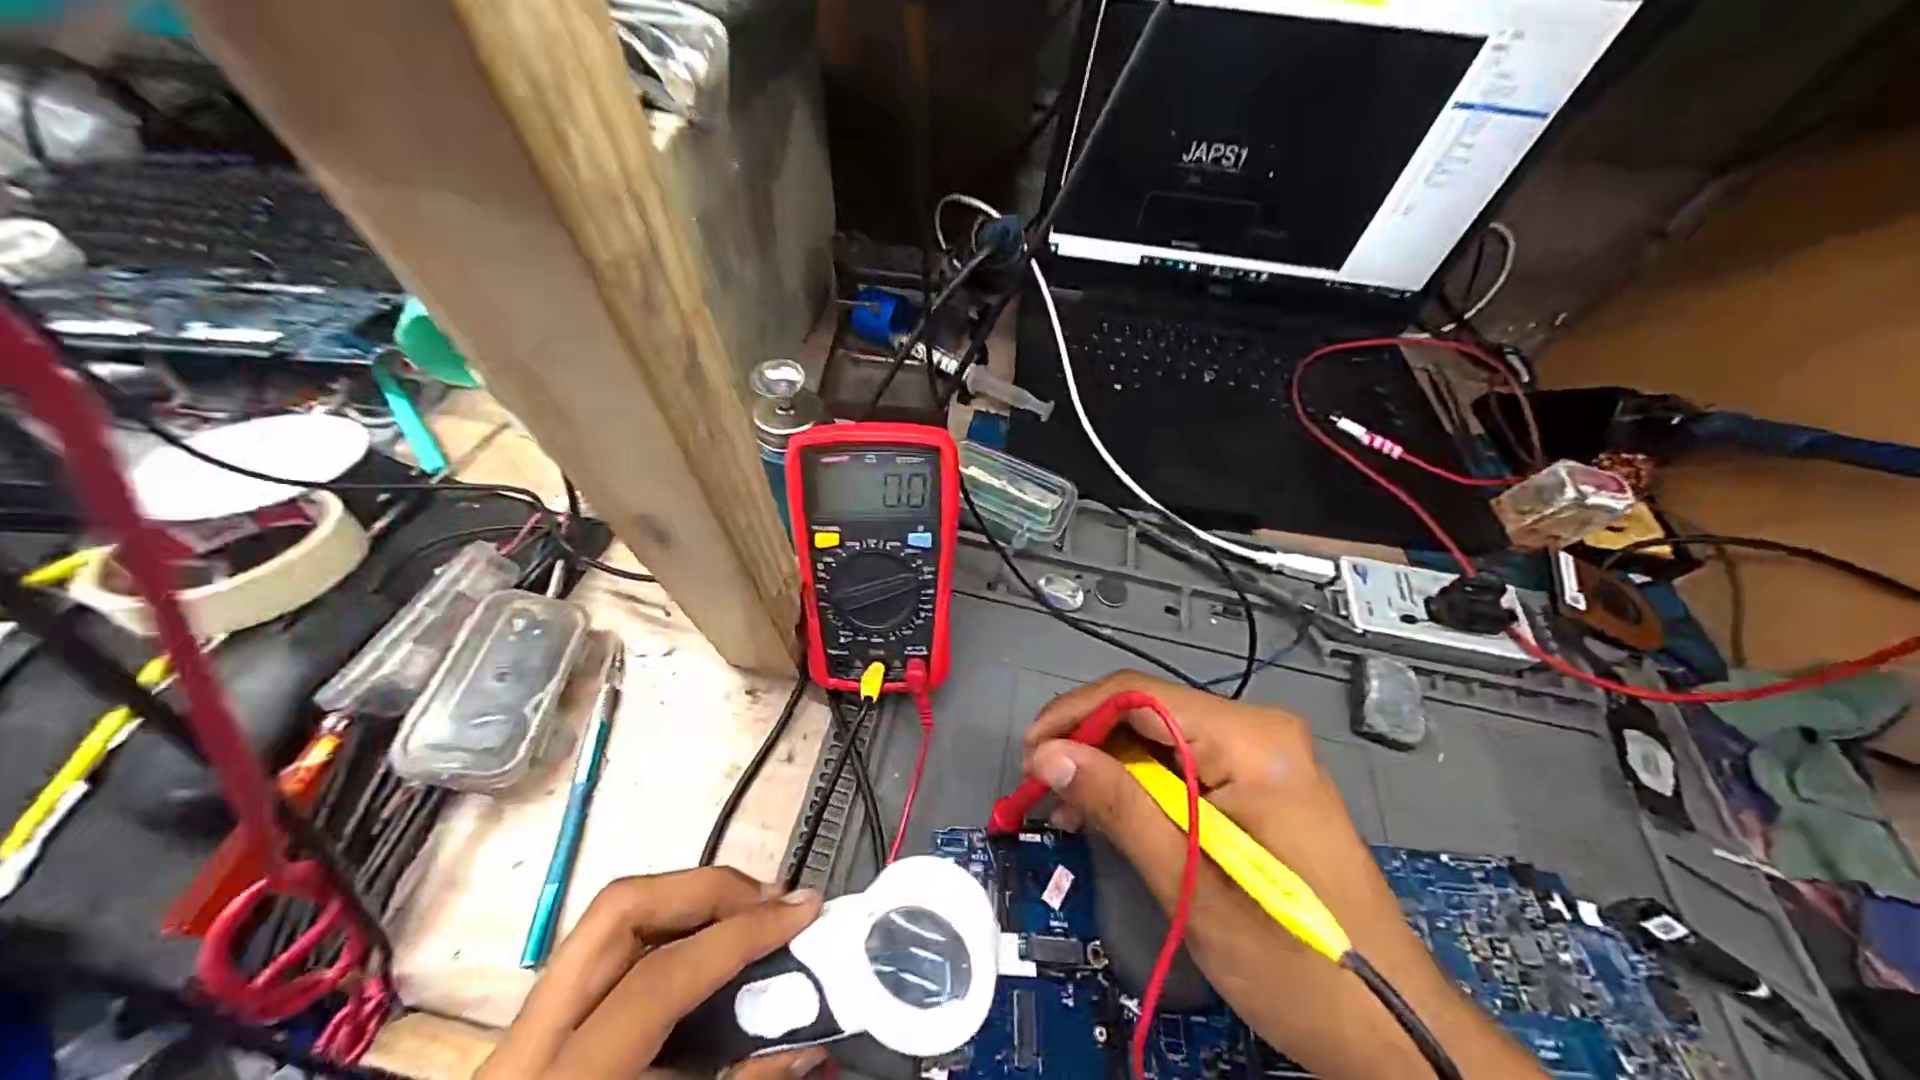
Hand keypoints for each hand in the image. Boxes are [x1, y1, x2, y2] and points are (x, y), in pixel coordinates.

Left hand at [479, 868, 830, 1079]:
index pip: (658, 979)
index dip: (741, 935)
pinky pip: (609, 954)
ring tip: (752, 913)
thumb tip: (811, 1039)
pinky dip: (669, 931)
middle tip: (772, 901)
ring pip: (609, 920)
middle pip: (618, 911)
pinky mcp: (533, 1035)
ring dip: (690, 901)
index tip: (805, 910)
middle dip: (706, 890)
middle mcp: (525, 1048)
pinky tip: (708, 948)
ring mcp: (520, 1036)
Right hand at [1024, 671, 1542, 1079]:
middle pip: (1148, 711)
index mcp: (1252, 742)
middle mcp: (1260, 730)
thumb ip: (1119, 807)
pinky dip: (1140, 784)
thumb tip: (1049, 755)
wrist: (1390, 1025)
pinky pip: (1183, 762)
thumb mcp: (1191, 886)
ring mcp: (1264, 754)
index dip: (1074, 717)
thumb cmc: (1294, 963)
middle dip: (1087, 744)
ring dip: (1108, 767)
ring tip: (1067, 809)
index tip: (1030, 758)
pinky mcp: (1259, 780)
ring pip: (1159, 737)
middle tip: (1041, 791)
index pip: (1139, 695)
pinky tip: (1111, 813)